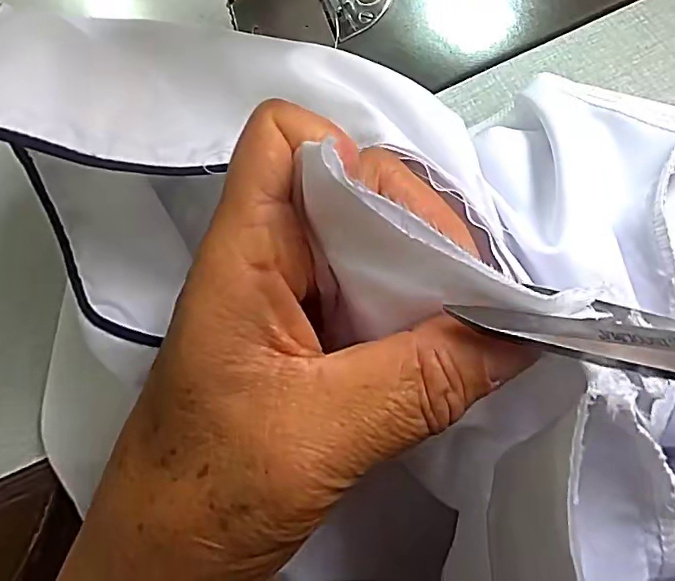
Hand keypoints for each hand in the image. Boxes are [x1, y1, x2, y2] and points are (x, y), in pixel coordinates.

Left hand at [59, 100, 532, 580]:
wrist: (165, 559)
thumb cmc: (199, 496)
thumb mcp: (319, 436)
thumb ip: (420, 382)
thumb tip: (509, 338)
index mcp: (247, 251)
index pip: (281, 136)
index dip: (339, 145)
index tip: (392, 212)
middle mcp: (273, 249)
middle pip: (351, 174)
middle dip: (413, 212)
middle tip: (461, 275)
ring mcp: (298, 282)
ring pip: (372, 224)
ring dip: (424, 256)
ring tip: (462, 304)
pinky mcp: (319, 317)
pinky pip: (378, 274)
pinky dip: (418, 292)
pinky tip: (444, 330)